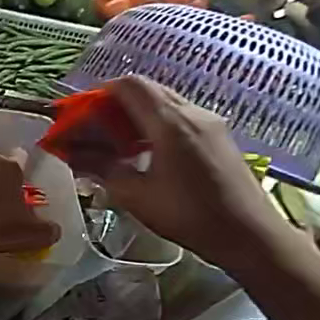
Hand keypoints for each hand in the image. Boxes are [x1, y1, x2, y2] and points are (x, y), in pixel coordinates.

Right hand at [67, 75, 286, 260]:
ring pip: (164, 103)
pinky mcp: (218, 135)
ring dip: (136, 116)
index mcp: (170, 122)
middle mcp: (192, 112)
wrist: (249, 234)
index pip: (129, 85)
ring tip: (117, 147)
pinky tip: (146, 155)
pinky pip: (180, 117)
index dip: (99, 95)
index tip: (82, 119)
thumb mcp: (137, 195)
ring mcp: (210, 122)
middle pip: (147, 90)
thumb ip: (103, 168)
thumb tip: (71, 154)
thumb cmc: (189, 216)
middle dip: (114, 106)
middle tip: (94, 133)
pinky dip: (156, 125)